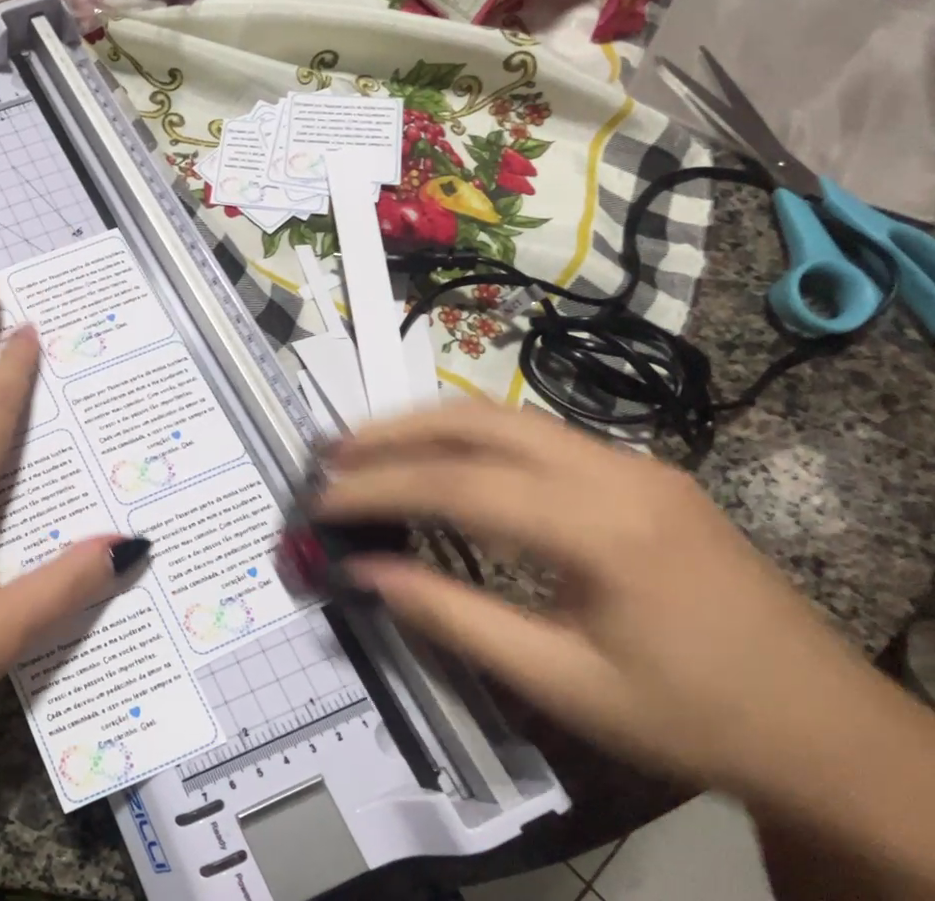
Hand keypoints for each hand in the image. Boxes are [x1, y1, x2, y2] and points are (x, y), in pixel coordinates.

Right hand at [312, 403, 882, 797]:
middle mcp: (619, 473)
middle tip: (328, 455)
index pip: (459, 485)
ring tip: (364, 449)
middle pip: (480, 423)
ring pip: (507, 417)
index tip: (318, 504)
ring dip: (427, 426)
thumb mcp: (561, 682)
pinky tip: (436, 460)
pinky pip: (536, 436)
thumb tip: (365, 573)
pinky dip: (468, 439)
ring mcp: (636, 466)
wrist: (828, 729)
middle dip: (393, 433)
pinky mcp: (642, 475)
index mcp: (603, 529)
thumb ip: (453, 617)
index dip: (377, 489)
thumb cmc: (691, 716)